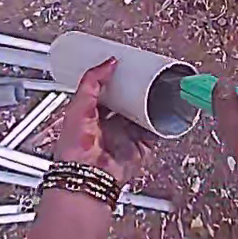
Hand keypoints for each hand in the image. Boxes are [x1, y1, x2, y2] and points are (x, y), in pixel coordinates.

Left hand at [55, 58, 148, 184]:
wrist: (88, 175)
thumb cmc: (75, 147)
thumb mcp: (79, 104)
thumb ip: (92, 81)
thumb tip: (108, 63)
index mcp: (88, 115)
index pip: (102, 92)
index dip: (111, 80)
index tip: (121, 67)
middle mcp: (106, 126)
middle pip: (123, 103)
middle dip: (132, 92)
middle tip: (140, 77)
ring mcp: (123, 137)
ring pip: (139, 116)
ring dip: (147, 105)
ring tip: (154, 90)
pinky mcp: (137, 148)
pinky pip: (152, 133)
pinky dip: (158, 123)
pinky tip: (162, 111)